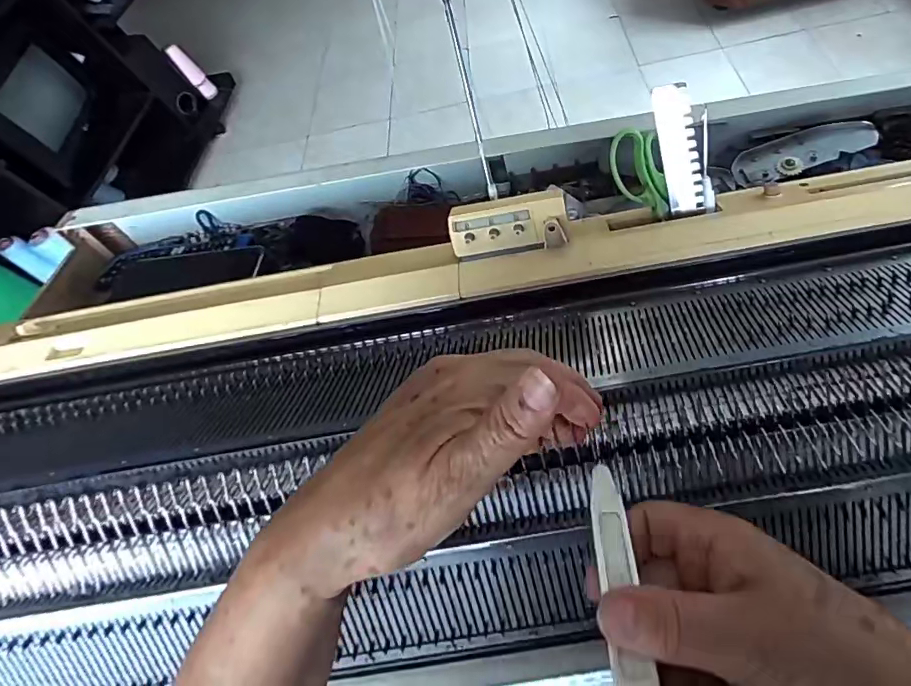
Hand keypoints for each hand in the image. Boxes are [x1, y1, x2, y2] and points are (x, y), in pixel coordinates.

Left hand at [251, 350, 603, 600]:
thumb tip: (546, 381)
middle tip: (587, 422)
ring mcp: (432, 393)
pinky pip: (480, 394)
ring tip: (561, 429)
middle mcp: (447, 379)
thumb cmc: (383, 517)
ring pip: (502, 381)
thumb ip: (507, 428)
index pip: (536, 376)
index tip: (595, 417)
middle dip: (562, 393)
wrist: (316, 539)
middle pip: (522, 371)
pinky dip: (511, 407)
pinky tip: (512, 430)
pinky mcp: (422, 411)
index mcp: (461, 387)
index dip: (573, 396)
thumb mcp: (457, 479)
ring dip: (539, 400)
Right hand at [594, 502, 910, 685]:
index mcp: (714, 545)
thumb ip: (674, 620)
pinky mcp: (723, 661)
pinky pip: (681, 668)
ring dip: (656, 666)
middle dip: (633, 627)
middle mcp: (709, 577)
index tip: (592, 589)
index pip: (650, 523)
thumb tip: (607, 605)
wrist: (875, 685)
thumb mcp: (742, 631)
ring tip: (685, 680)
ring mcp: (716, 622)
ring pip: (660, 637)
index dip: (617, 543)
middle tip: (632, 665)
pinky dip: (676, 681)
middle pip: (646, 589)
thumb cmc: (817, 639)